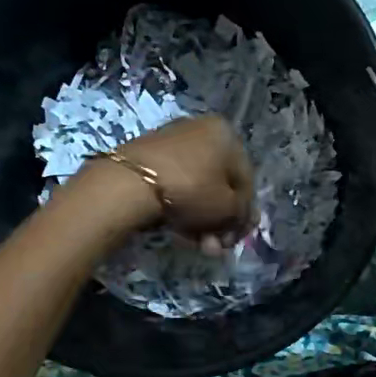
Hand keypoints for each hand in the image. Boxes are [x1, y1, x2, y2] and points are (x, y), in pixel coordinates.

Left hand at [109, 115, 254, 243]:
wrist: (130, 184)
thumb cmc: (192, 190)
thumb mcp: (229, 209)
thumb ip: (243, 215)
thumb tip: (244, 219)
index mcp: (227, 134)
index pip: (245, 180)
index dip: (244, 215)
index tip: (234, 239)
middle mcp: (202, 130)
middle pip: (219, 184)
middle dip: (220, 220)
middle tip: (215, 246)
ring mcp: (172, 140)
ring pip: (197, 186)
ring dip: (201, 218)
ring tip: (196, 243)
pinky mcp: (147, 154)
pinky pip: (175, 183)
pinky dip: (180, 206)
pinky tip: (178, 230)